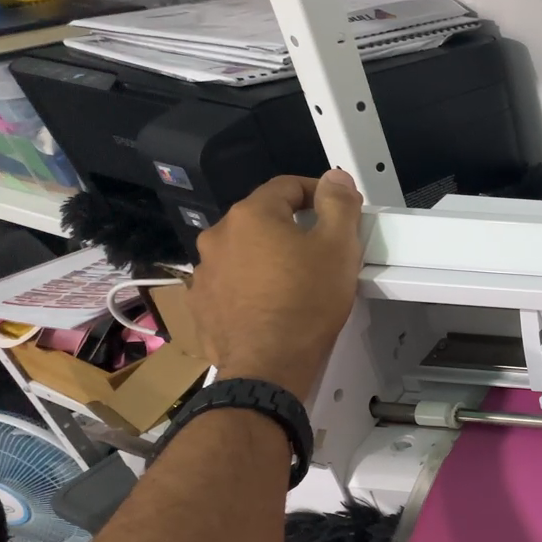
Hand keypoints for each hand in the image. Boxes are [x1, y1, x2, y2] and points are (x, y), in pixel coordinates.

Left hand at [188, 170, 363, 401]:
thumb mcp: (339, 248)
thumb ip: (339, 205)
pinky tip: (275, 303)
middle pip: (263, 218)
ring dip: (271, 256)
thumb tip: (336, 178)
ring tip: (300, 281)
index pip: (287, 186)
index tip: (339, 210)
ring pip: (246, 250)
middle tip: (324, 250)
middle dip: (294, 227)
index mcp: (252, 215)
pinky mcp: (202, 302)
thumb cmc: (308, 301)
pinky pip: (233, 281)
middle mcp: (219, 235)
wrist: (268, 363)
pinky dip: (253, 283)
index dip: (318, 192)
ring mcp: (205, 270)